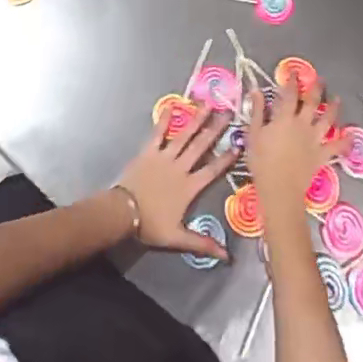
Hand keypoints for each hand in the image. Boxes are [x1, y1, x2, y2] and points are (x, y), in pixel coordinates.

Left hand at [114, 104, 236, 260]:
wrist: (123, 212)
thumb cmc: (150, 224)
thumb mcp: (178, 237)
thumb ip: (202, 243)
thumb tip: (226, 257)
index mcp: (190, 187)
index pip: (213, 170)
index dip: (227, 158)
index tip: (239, 145)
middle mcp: (180, 168)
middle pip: (201, 146)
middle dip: (216, 130)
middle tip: (228, 113)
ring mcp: (164, 157)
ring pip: (184, 136)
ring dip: (196, 120)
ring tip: (207, 105)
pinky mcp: (148, 152)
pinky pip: (158, 134)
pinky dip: (164, 120)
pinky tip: (171, 107)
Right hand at [244, 81, 345, 213]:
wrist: (279, 187)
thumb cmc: (262, 161)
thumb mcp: (253, 134)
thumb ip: (257, 112)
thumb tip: (256, 92)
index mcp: (284, 118)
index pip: (289, 94)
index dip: (291, 81)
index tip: (294, 73)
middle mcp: (302, 124)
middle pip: (312, 102)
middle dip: (316, 88)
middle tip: (320, 79)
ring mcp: (315, 139)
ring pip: (327, 119)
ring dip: (333, 107)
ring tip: (337, 99)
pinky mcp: (322, 154)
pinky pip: (337, 146)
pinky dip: (346, 141)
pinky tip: (352, 136)